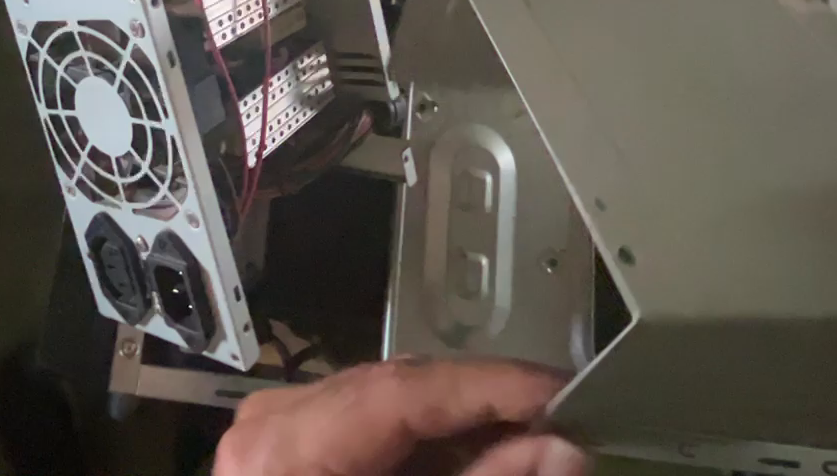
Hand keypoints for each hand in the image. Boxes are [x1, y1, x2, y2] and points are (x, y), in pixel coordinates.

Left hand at [213, 357, 588, 475]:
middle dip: (477, 400)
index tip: (559, 388)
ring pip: (382, 400)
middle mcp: (273, 417)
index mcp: (286, 446)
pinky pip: (364, 423)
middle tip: (559, 415)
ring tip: (527, 431)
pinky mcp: (285, 440)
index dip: (485, 386)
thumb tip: (563, 450)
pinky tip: (470, 450)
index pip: (398, 391)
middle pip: (391, 388)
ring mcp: (274, 425)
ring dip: (454, 417)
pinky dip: (420, 439)